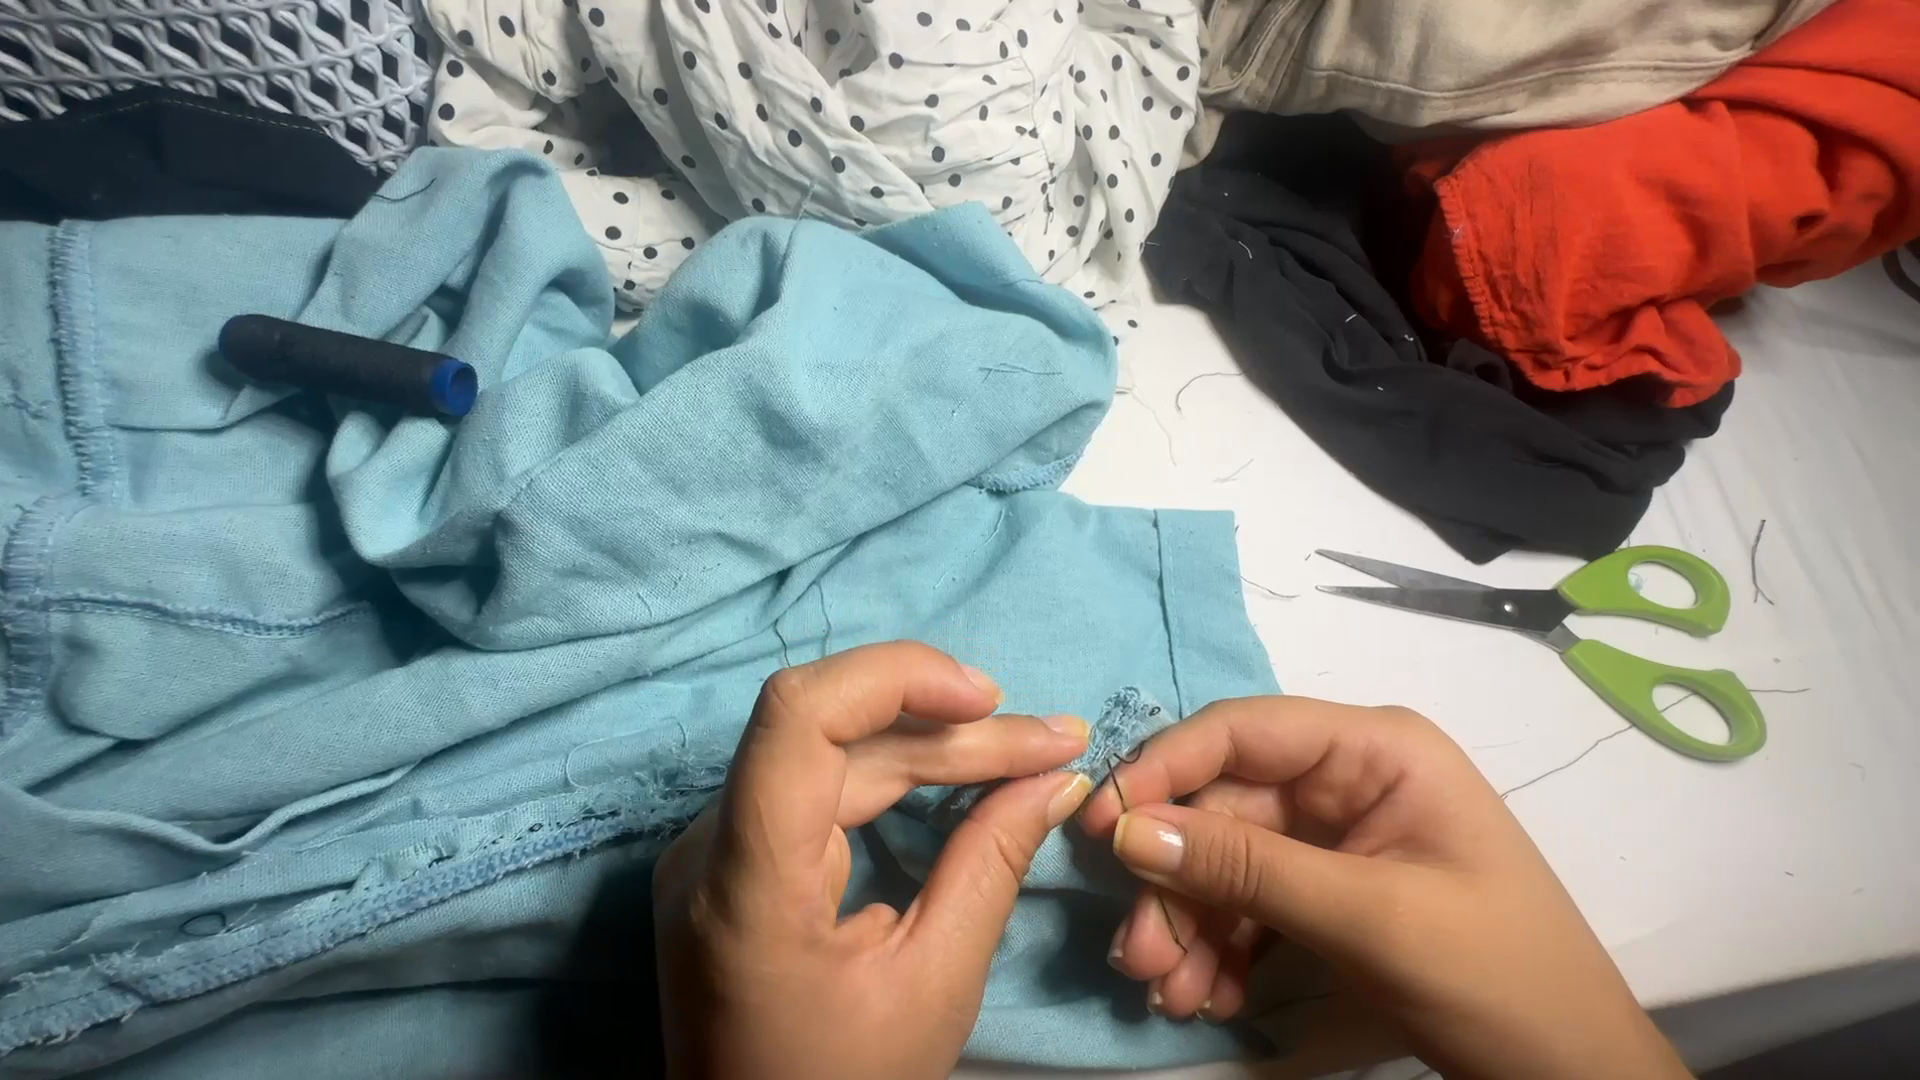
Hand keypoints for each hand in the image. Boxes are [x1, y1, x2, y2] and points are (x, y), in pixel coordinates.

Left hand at [652, 642, 1094, 1079]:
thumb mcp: (935, 987)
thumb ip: (992, 865)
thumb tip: (1057, 778)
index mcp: (746, 884)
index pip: (799, 716)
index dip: (894, 676)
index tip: (989, 698)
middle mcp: (714, 843)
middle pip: (838, 736)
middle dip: (952, 730)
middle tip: (1052, 740)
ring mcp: (719, 845)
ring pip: (837, 753)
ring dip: (936, 745)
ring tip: (1027, 750)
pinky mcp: (741, 853)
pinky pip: (825, 784)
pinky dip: (901, 772)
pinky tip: (962, 769)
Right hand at [1078, 698, 1691, 1079]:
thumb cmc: (1504, 981)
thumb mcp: (1373, 920)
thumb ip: (1247, 868)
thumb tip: (1129, 833)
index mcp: (1370, 749)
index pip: (1240, 732)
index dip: (1165, 769)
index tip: (1104, 825)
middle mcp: (1340, 777)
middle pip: (1221, 807)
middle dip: (1176, 880)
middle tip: (1139, 953)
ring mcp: (1328, 833)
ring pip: (1222, 858)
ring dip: (1188, 923)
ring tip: (1168, 992)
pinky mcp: (1319, 885)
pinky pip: (1244, 898)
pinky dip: (1217, 945)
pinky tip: (1206, 995)